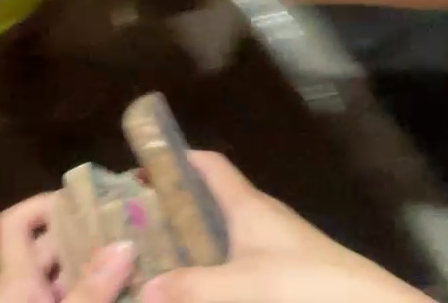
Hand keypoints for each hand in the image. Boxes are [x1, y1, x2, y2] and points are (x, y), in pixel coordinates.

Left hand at [0, 192, 135, 302]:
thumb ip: (93, 288)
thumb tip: (126, 244)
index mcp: (14, 279)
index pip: (15, 222)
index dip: (43, 205)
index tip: (83, 201)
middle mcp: (19, 289)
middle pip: (49, 249)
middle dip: (86, 239)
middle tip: (128, 230)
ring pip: (64, 279)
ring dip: (95, 271)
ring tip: (136, 262)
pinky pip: (69, 300)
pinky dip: (92, 295)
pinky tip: (127, 293)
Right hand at [140, 153, 431, 302]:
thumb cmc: (307, 285)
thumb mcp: (245, 285)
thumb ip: (194, 286)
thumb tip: (143, 288)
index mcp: (248, 205)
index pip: (209, 164)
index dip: (177, 158)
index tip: (143, 168)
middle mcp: (260, 219)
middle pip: (212, 201)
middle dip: (177, 210)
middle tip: (140, 227)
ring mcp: (277, 249)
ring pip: (225, 236)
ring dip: (196, 245)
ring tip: (163, 263)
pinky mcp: (288, 276)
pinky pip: (241, 263)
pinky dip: (218, 271)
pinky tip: (205, 292)